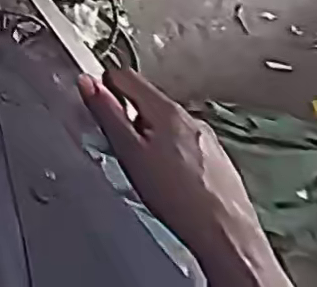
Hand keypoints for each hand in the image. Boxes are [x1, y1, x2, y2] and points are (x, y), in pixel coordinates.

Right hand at [79, 68, 289, 286]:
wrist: (228, 239)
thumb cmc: (178, 199)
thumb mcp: (129, 153)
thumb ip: (107, 113)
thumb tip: (88, 82)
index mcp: (165, 109)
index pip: (126, 75)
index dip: (107, 87)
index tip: (101, 107)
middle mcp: (189, 116)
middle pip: (147, 99)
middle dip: (129, 116)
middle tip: (122, 146)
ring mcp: (206, 138)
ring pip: (167, 122)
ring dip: (152, 134)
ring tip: (147, 167)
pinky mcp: (218, 159)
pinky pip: (186, 142)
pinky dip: (173, 152)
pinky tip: (171, 180)